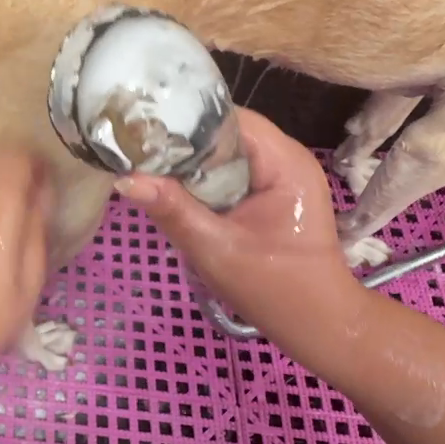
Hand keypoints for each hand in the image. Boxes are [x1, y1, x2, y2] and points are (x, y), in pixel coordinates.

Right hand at [115, 108, 356, 328]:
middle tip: (134, 150)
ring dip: (187, 160)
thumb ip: (171, 210)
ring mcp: (278, 173)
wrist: (320, 325)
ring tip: (145, 165)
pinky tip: (171, 187)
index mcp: (284, 162)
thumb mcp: (215, 250)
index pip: (227, 118)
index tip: (140, 132)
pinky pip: (227, 169)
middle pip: (223, 130)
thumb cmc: (275, 289)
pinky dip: (199, 176)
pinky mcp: (268, 190)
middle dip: (180, 140)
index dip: (184, 121)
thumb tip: (124, 179)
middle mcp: (285, 157)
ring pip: (222, 150)